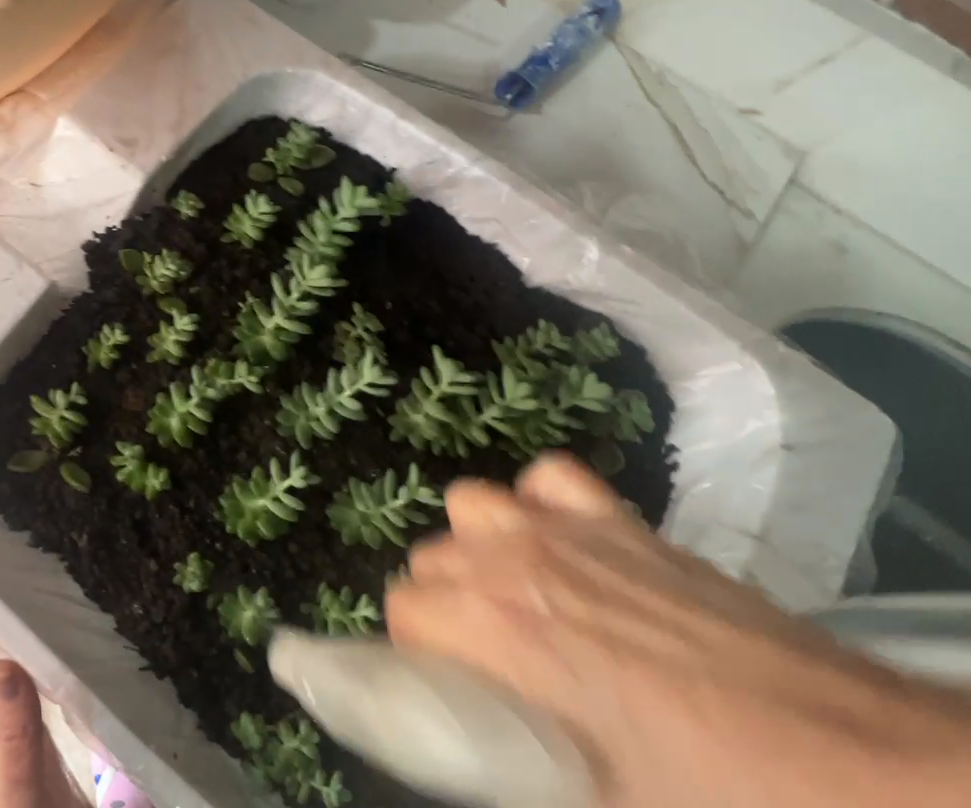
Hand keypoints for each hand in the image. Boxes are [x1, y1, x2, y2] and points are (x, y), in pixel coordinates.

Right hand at [387, 454, 970, 807]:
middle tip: (492, 656)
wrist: (854, 759)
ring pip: (471, 505)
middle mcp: (513, 559)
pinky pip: (547, 480)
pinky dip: (541, 504)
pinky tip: (564, 546)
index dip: (419, 652)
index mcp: (492, 625)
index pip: (401, 608)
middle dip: (445, 602)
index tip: (456, 687)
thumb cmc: (708, 790)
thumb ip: (505, 762)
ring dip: (479, 545)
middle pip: (429, 556)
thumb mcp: (586, 798)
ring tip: (517, 591)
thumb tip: (471, 748)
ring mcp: (568, 530)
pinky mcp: (623, 520)